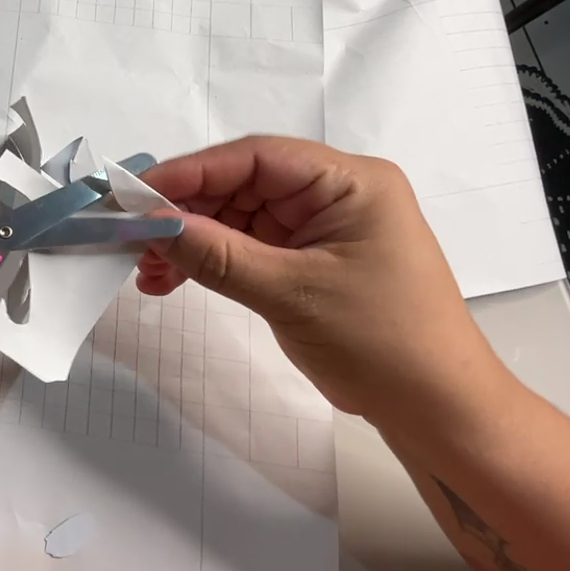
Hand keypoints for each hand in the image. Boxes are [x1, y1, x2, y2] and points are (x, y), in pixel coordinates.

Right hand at [136, 136, 511, 424]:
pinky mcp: (303, 257)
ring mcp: (316, 225)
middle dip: (183, 212)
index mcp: (348, 181)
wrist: (438, 413)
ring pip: (232, 216)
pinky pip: (242, 245)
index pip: (255, 158)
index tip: (136, 193)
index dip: (189, 172)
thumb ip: (214, 252)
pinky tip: (169, 280)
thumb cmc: (381, 344)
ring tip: (146, 271)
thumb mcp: (290, 293)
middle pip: (238, 185)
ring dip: (187, 240)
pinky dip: (206, 260)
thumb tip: (149, 223)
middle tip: (131, 237)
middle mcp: (331, 192)